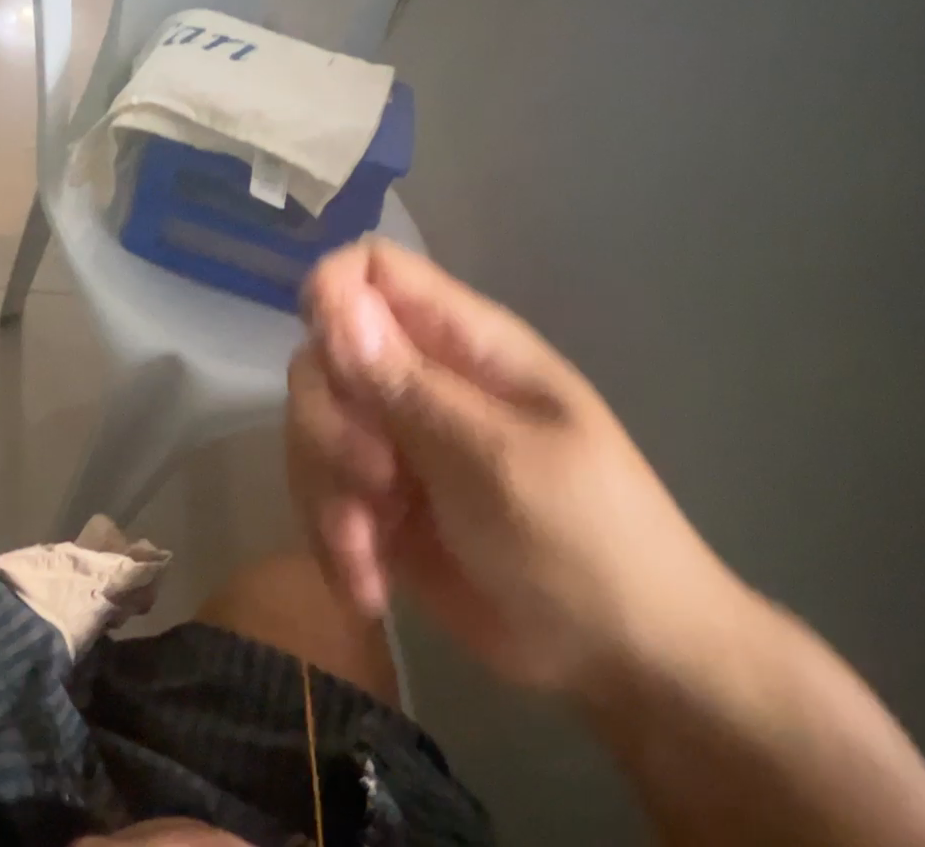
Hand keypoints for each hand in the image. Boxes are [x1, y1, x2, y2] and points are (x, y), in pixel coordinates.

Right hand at [289, 238, 751, 697]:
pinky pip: (318, 496)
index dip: (332, 297)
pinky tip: (370, 587)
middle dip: (329, 427)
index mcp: (463, 344)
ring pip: (310, 432)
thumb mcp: (498, 460)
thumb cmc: (583, 539)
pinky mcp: (376, 505)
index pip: (373, 271)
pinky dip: (331, 541)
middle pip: (322, 359)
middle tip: (375, 482)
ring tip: (370, 558)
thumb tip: (332, 300)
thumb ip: (410, 385)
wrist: (615, 654)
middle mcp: (418, 381)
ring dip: (325, 498)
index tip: (333, 370)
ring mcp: (394, 444)